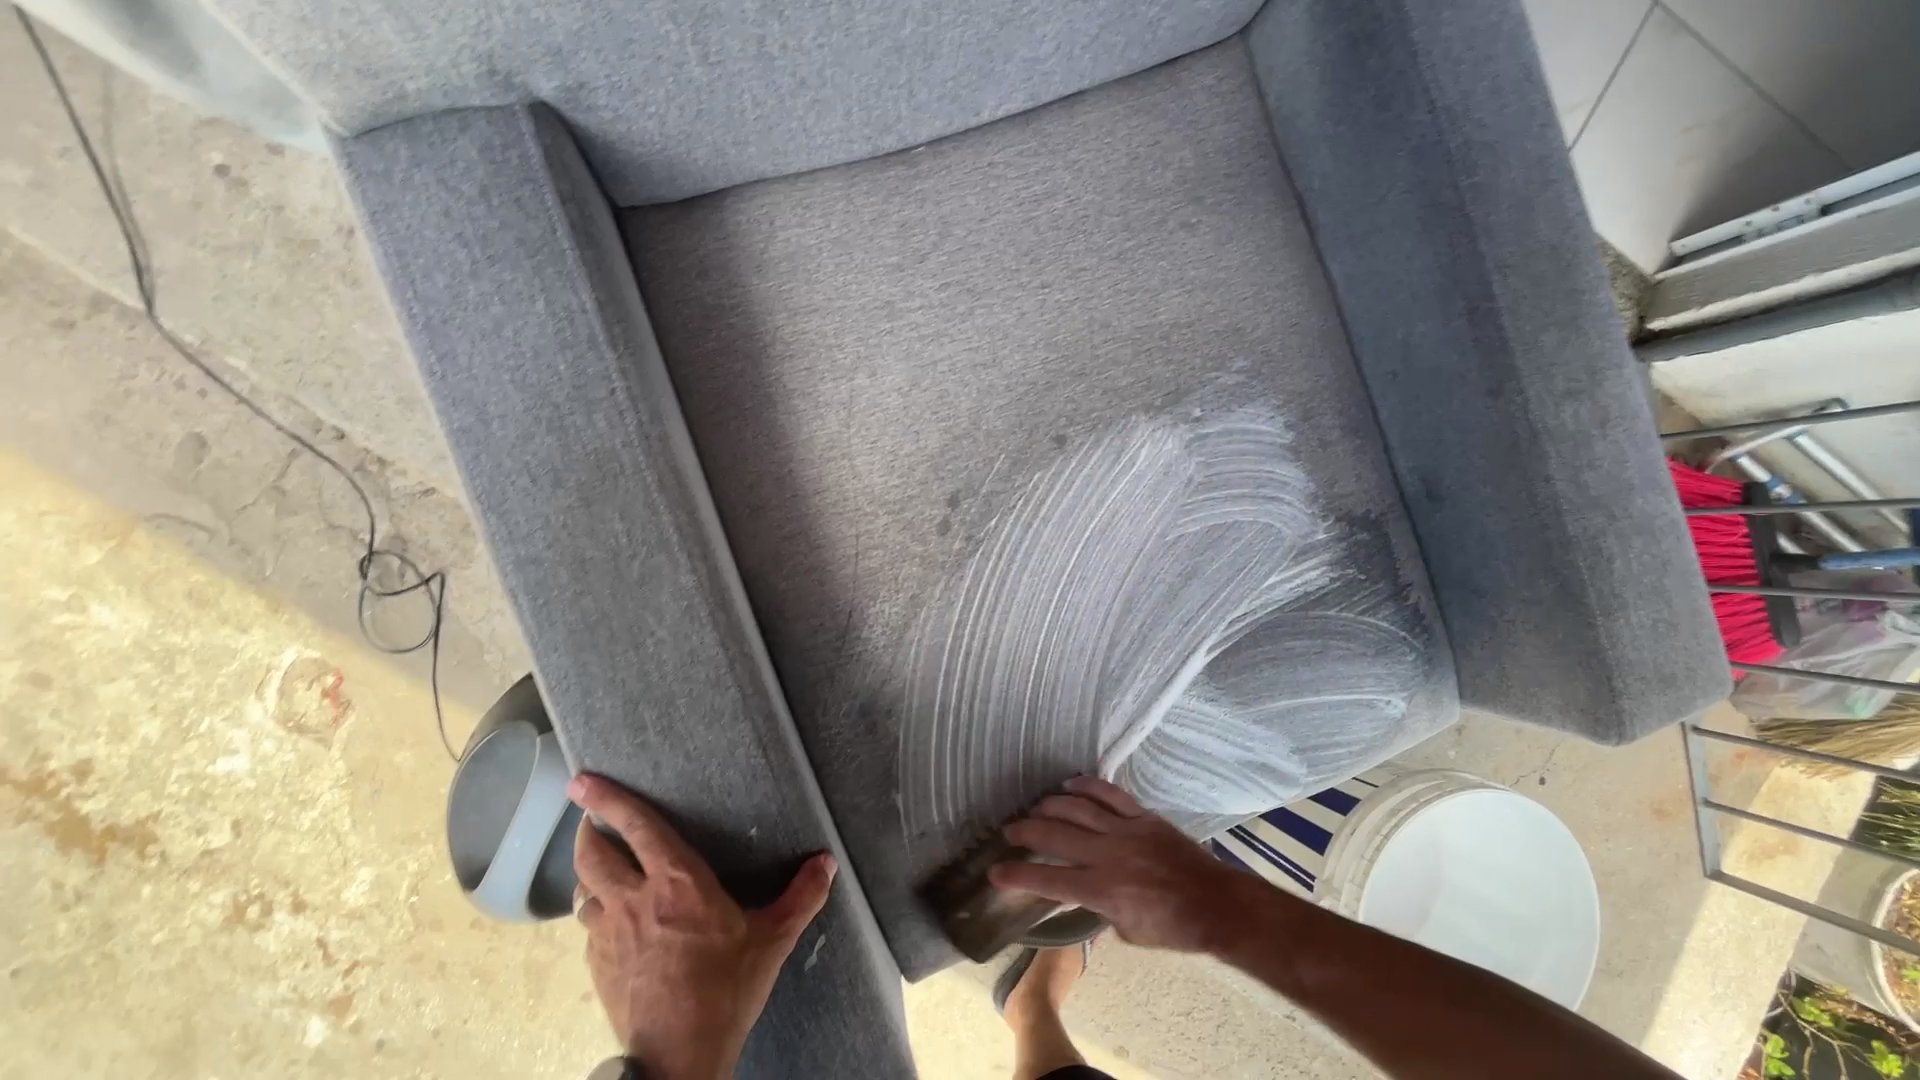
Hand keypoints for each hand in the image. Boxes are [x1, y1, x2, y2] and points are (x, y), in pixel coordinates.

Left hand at [568, 773, 836, 1078]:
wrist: (680, 1055)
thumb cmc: (727, 989)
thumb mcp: (773, 939)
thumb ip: (802, 896)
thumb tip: (827, 862)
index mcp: (677, 882)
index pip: (636, 827)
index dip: (607, 799)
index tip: (581, 781)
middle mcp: (634, 899)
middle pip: (593, 852)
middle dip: (588, 829)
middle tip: (591, 818)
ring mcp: (609, 934)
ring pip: (584, 888)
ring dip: (589, 871)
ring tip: (601, 865)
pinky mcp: (597, 966)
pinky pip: (589, 926)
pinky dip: (596, 912)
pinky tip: (610, 920)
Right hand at [988, 776, 1248, 952]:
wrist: (1216, 905)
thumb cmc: (1173, 928)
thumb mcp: (1127, 930)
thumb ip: (1099, 908)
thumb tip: (1082, 893)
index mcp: (1102, 891)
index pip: (1048, 880)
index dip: (1017, 876)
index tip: (995, 872)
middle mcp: (1107, 855)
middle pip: (1054, 835)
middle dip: (1025, 832)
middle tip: (1009, 831)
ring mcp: (1125, 830)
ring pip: (1076, 808)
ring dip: (1049, 806)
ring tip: (1033, 808)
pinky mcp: (1142, 816)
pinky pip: (1109, 793)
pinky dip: (1086, 785)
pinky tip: (1069, 784)